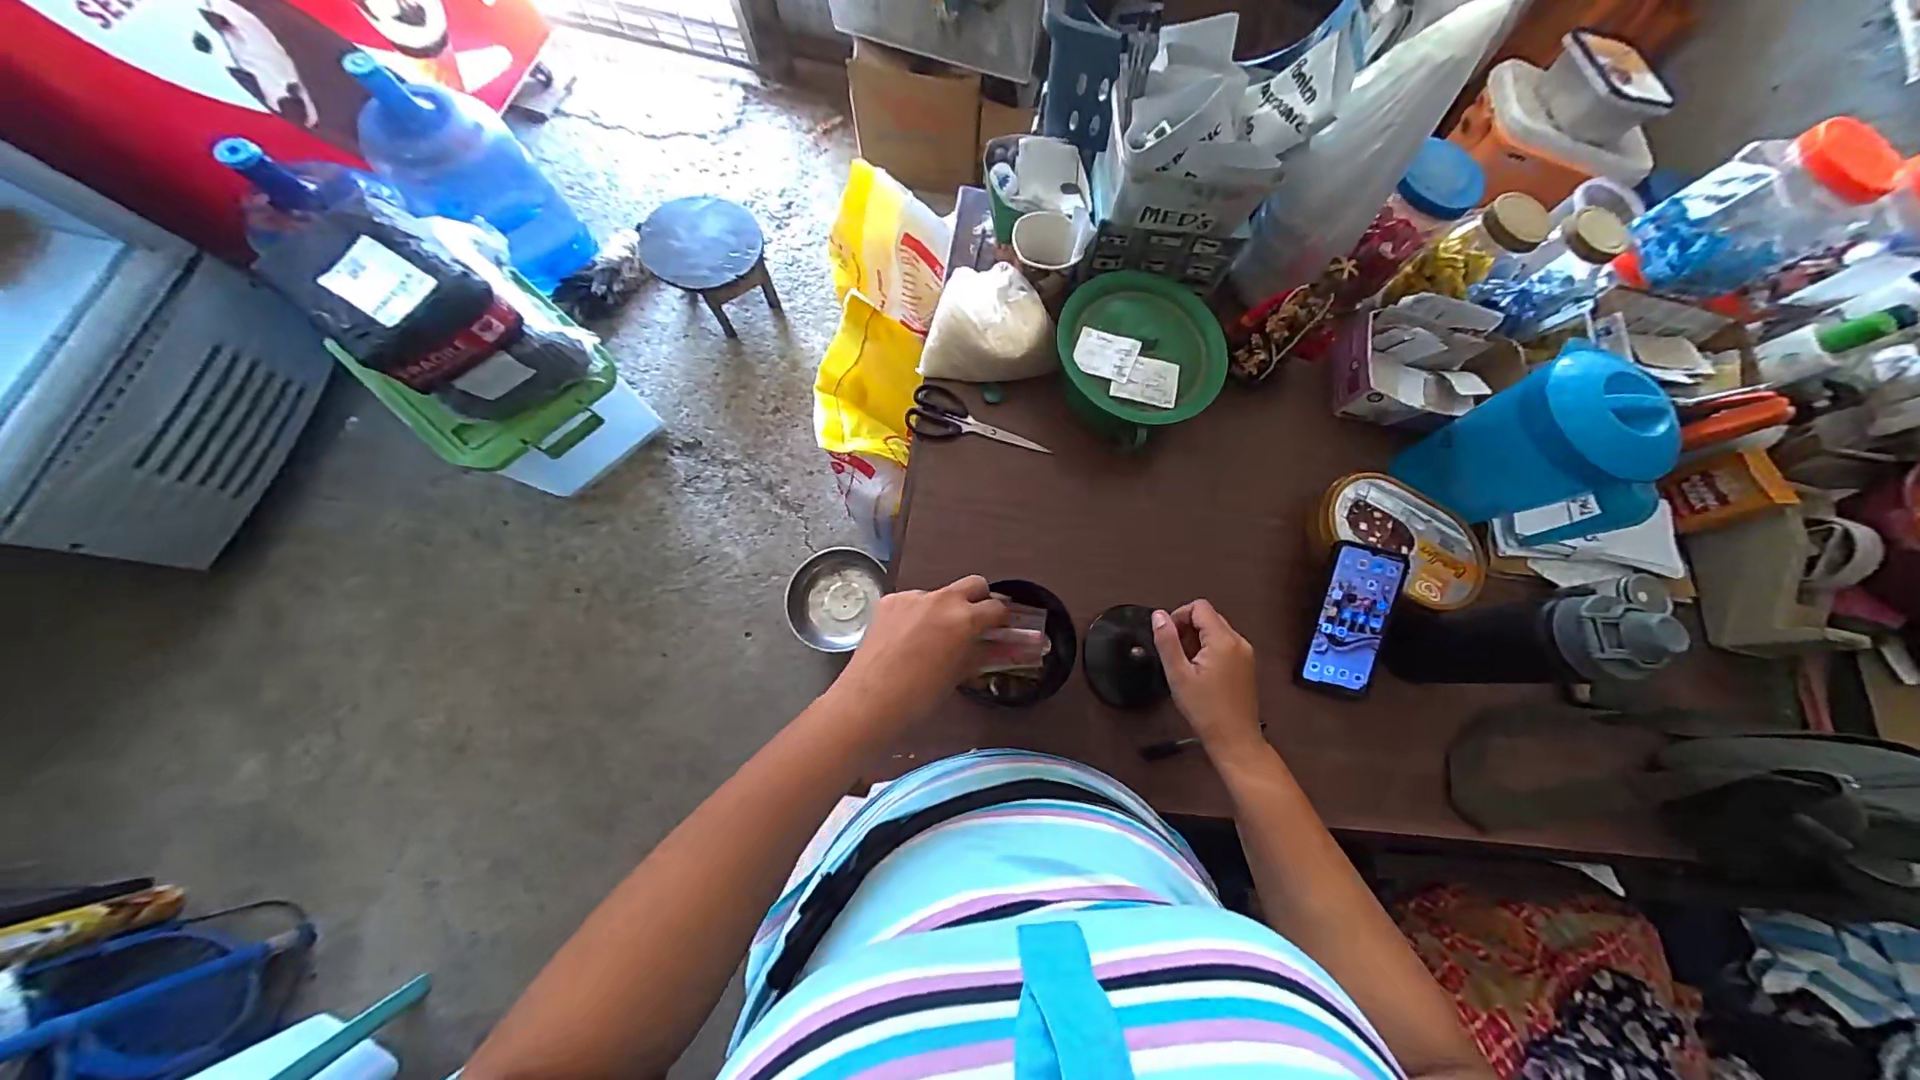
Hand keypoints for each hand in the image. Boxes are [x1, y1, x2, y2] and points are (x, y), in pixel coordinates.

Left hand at [827, 575, 1025, 731]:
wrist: (871, 699)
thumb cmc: (919, 695)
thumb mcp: (958, 674)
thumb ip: (980, 653)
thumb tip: (996, 647)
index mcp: (965, 619)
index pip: (998, 607)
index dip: (1002, 619)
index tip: (1000, 628)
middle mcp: (941, 600)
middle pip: (974, 583)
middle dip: (979, 599)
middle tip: (975, 621)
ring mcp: (913, 597)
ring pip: (940, 593)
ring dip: (944, 608)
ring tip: (933, 636)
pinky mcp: (890, 601)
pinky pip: (913, 601)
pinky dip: (917, 614)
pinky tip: (907, 637)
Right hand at [1152, 600, 1261, 751]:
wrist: (1234, 739)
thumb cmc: (1206, 710)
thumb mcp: (1178, 674)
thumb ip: (1166, 641)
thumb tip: (1158, 616)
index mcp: (1223, 641)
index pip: (1199, 607)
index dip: (1178, 616)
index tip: (1168, 636)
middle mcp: (1239, 642)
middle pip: (1208, 616)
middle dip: (1187, 628)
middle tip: (1176, 653)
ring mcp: (1245, 653)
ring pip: (1215, 630)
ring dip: (1196, 639)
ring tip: (1187, 665)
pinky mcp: (1246, 664)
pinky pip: (1224, 644)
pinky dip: (1208, 649)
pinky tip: (1199, 672)